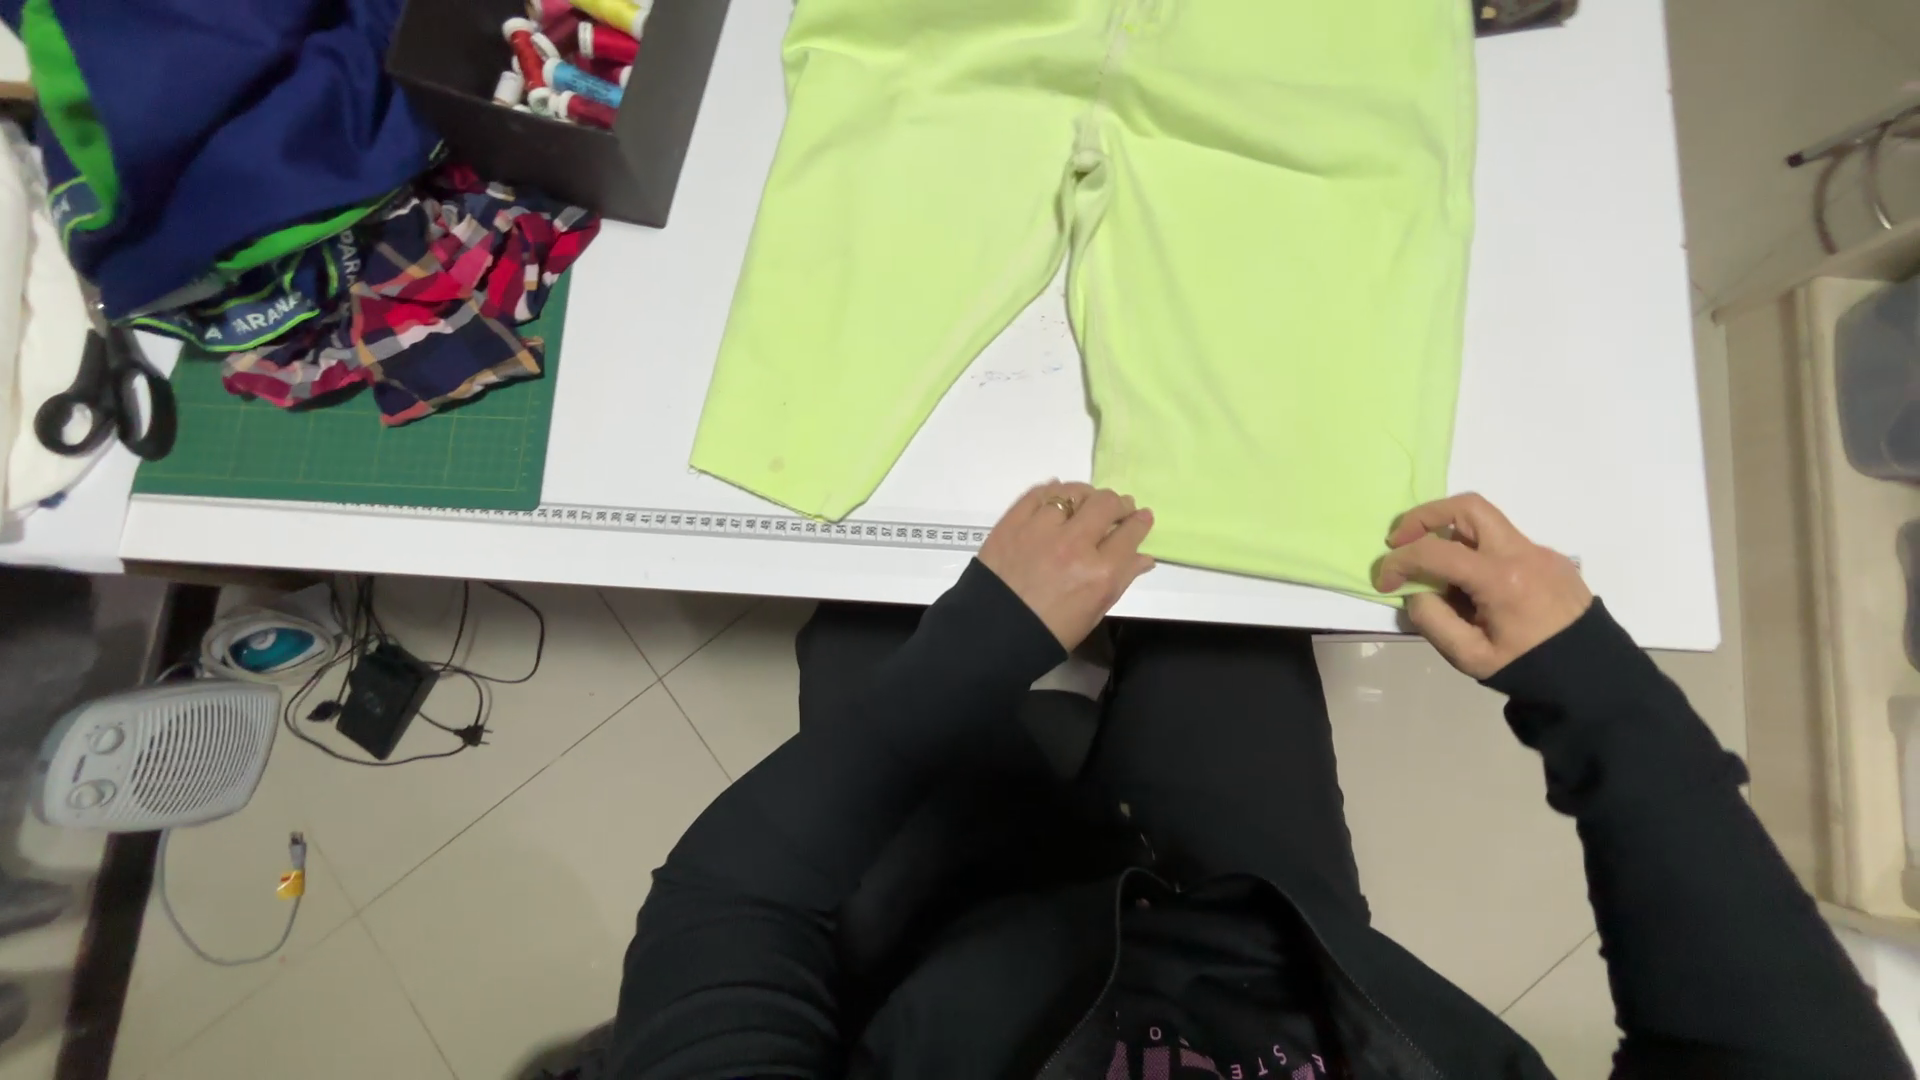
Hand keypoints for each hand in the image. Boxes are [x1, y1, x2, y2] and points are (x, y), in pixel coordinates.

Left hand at [978, 481, 1155, 649]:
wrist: (992, 633)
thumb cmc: (1048, 631)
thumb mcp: (1093, 613)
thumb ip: (1121, 580)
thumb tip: (1143, 556)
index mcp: (1099, 574)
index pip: (1130, 534)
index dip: (1140, 522)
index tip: (1142, 516)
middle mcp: (1074, 545)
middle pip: (1106, 504)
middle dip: (1118, 504)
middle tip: (1118, 508)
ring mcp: (1040, 530)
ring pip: (1072, 493)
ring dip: (1086, 495)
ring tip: (1087, 502)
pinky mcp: (1012, 523)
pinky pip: (1037, 494)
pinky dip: (1052, 492)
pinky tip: (1057, 497)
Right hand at [1373, 493, 1591, 679]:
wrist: (1593, 677)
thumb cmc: (1527, 667)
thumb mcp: (1468, 655)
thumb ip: (1431, 619)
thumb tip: (1416, 592)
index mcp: (1501, 578)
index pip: (1434, 551)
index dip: (1398, 562)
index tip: (1384, 582)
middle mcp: (1522, 553)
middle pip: (1466, 507)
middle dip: (1423, 517)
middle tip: (1400, 540)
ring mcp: (1539, 551)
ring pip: (1485, 519)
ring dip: (1447, 529)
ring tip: (1429, 559)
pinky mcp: (1549, 558)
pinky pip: (1501, 540)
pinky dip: (1471, 547)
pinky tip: (1466, 581)